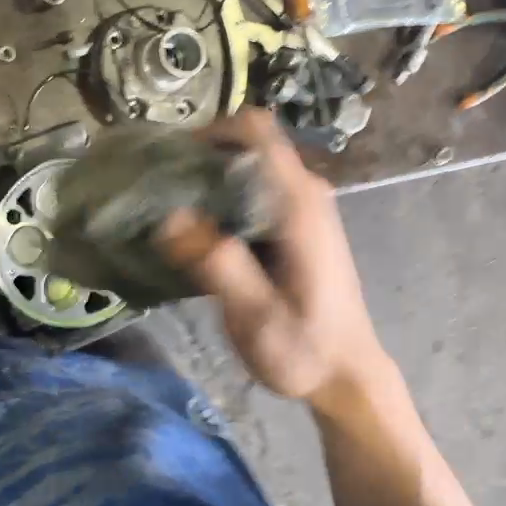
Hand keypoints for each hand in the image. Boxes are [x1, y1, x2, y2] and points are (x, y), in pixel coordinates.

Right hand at [156, 111, 389, 405]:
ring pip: (247, 167)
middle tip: (157, 193)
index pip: (256, 130)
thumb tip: (170, 218)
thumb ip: (220, 266)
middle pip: (246, 144)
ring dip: (207, 180)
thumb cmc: (305, 349)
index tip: (172, 162)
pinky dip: (221, 199)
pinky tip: (197, 233)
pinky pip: (252, 190)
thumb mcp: (258, 318)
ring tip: (168, 211)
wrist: (347, 375)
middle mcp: (304, 193)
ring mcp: (303, 207)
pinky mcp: (295, 224)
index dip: (211, 132)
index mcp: (298, 204)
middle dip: (199, 159)